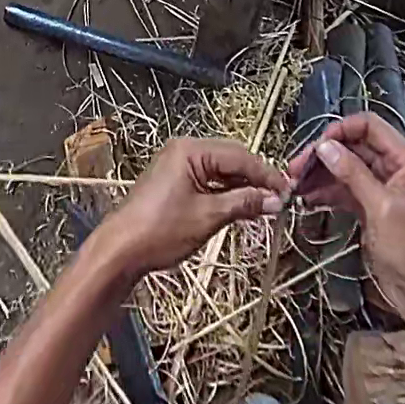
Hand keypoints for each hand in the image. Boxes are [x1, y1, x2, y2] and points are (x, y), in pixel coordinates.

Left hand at [96, 138, 288, 278]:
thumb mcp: (208, 216)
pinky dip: (226, 190)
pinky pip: (209, 178)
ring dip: (242, 186)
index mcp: (191, 149)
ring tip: (263, 203)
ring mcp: (178, 163)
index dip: (266, 175)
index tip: (287, 190)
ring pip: (222, 169)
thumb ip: (244, 203)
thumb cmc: (160, 231)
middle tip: (278, 197)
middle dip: (256, 179)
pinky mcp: (175, 179)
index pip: (240, 157)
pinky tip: (241, 204)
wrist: (117, 254)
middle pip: (232, 159)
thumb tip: (276, 201)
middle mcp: (185, 149)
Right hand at [287, 114, 404, 333]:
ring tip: (295, 185)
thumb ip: (353, 174)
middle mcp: (397, 169)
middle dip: (326, 154)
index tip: (315, 146)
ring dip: (323, 175)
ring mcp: (385, 190)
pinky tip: (309, 199)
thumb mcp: (381, 208)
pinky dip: (330, 193)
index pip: (371, 127)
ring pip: (350, 170)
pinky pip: (349, 192)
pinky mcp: (375, 211)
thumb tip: (325, 146)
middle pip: (357, 147)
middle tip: (294, 169)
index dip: (341, 130)